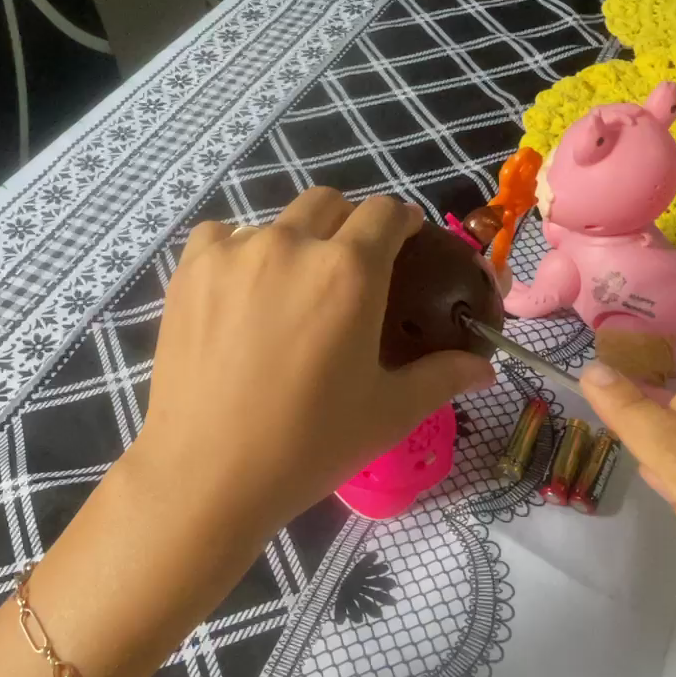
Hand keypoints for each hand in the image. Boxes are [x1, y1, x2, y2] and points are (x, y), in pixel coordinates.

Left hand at [132, 187, 493, 543]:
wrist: (208, 472)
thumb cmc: (308, 445)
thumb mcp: (388, 413)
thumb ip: (441, 377)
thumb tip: (485, 368)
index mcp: (349, 271)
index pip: (385, 213)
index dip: (400, 224)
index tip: (402, 244)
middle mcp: (291, 245)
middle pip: (328, 203)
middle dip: (347, 224)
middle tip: (347, 270)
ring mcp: (233, 253)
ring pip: (273, 221)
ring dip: (292, 241)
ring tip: (288, 291)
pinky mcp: (189, 270)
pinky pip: (220, 237)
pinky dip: (234, 251)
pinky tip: (237, 291)